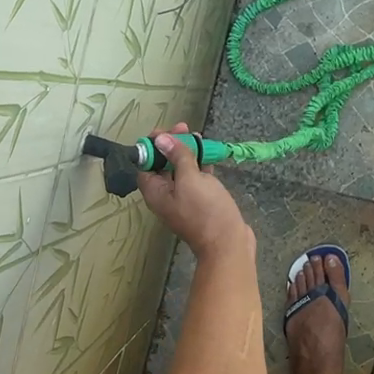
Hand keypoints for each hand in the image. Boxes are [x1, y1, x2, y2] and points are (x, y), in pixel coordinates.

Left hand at [136, 122, 252, 260]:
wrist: (228, 243)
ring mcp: (183, 199)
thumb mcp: (190, 179)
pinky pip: (195, 178)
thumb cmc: (206, 211)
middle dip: (172, 145)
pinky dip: (200, 165)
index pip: (145, 163)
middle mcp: (165, 195)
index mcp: (155, 192)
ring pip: (180, 170)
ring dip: (187, 152)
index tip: (166, 132)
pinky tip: (208, 154)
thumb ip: (177, 156)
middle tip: (186, 129)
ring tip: (198, 137)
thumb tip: (161, 139)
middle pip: (162, 164)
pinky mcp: (200, 201)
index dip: (152, 146)